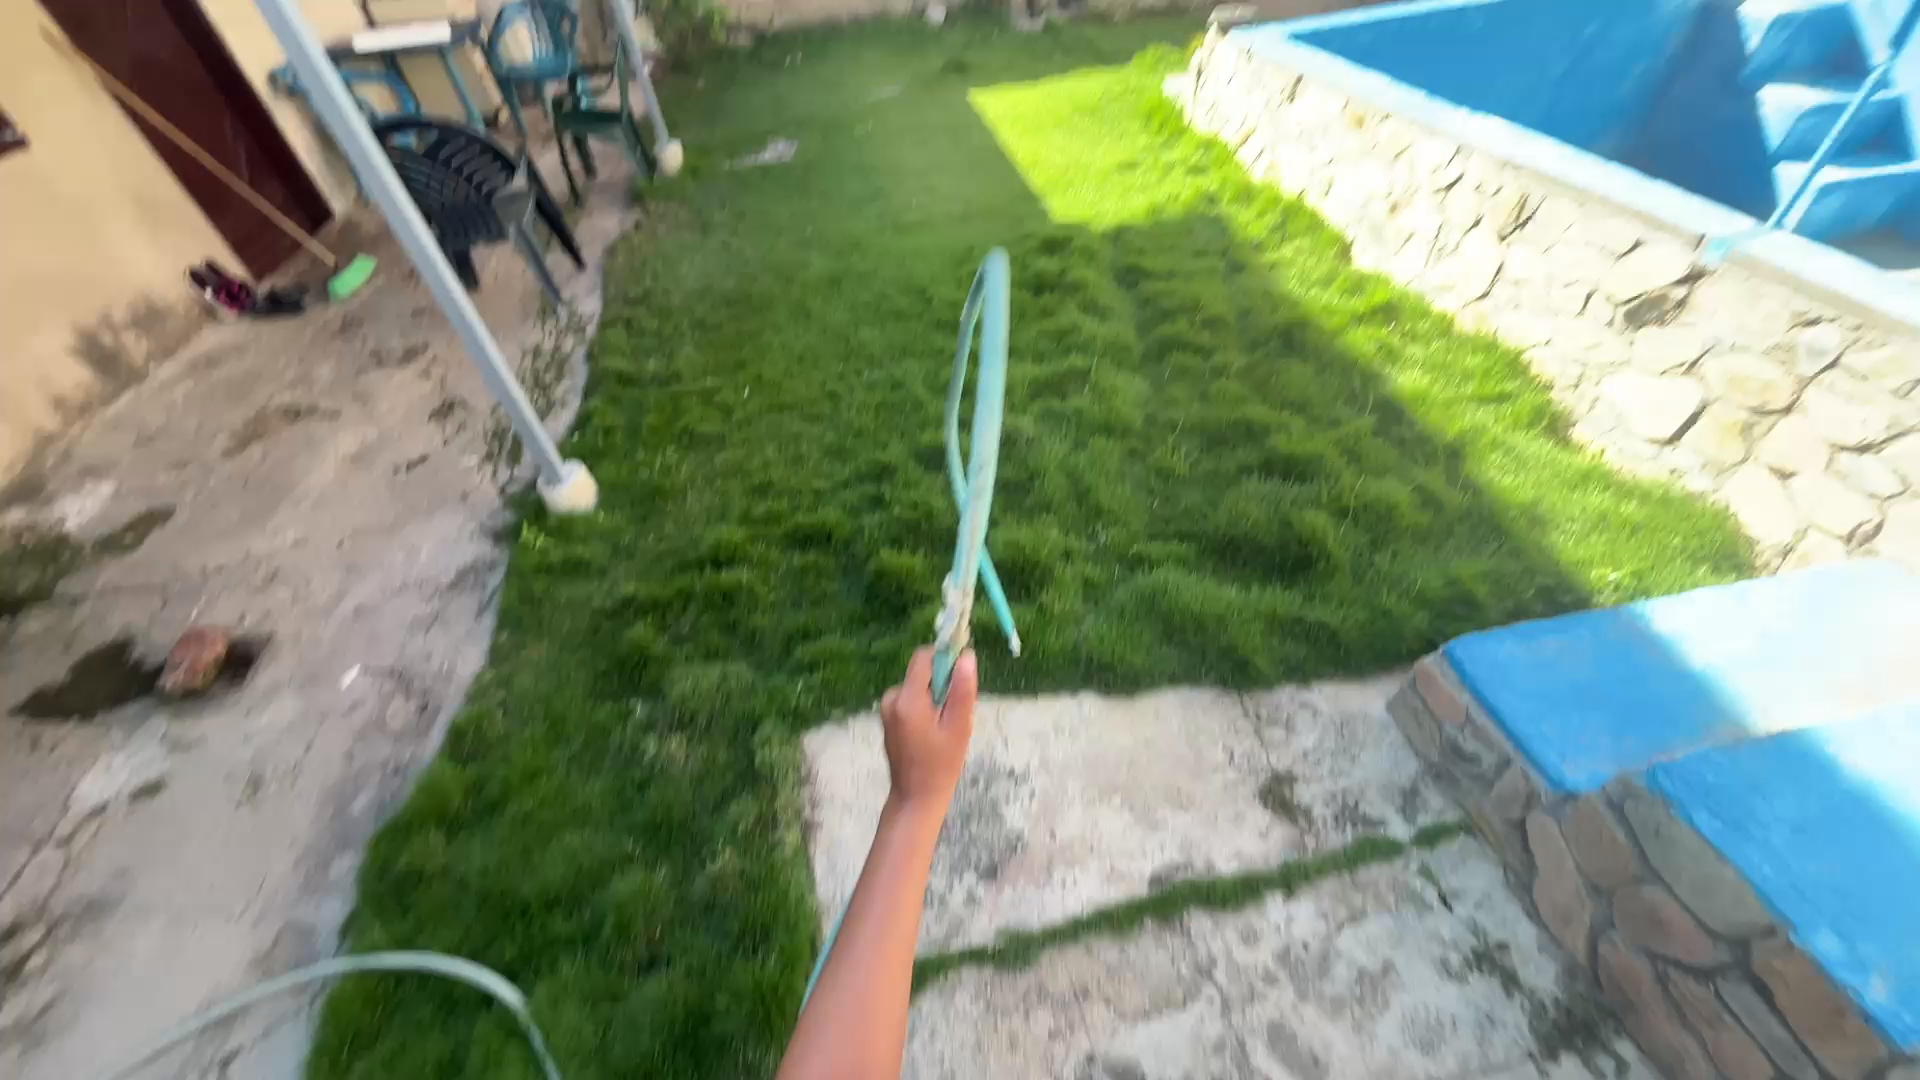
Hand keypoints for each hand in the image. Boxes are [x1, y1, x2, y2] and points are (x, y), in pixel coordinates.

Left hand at [879, 647, 977, 812]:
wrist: (916, 797)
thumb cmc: (941, 765)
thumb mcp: (959, 726)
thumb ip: (962, 689)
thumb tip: (966, 656)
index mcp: (907, 699)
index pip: (924, 657)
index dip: (944, 659)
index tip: (960, 676)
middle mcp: (891, 698)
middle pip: (921, 672)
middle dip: (941, 683)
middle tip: (954, 713)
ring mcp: (886, 708)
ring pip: (917, 685)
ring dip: (934, 696)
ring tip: (944, 726)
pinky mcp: (887, 717)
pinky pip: (910, 698)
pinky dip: (924, 705)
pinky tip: (932, 730)